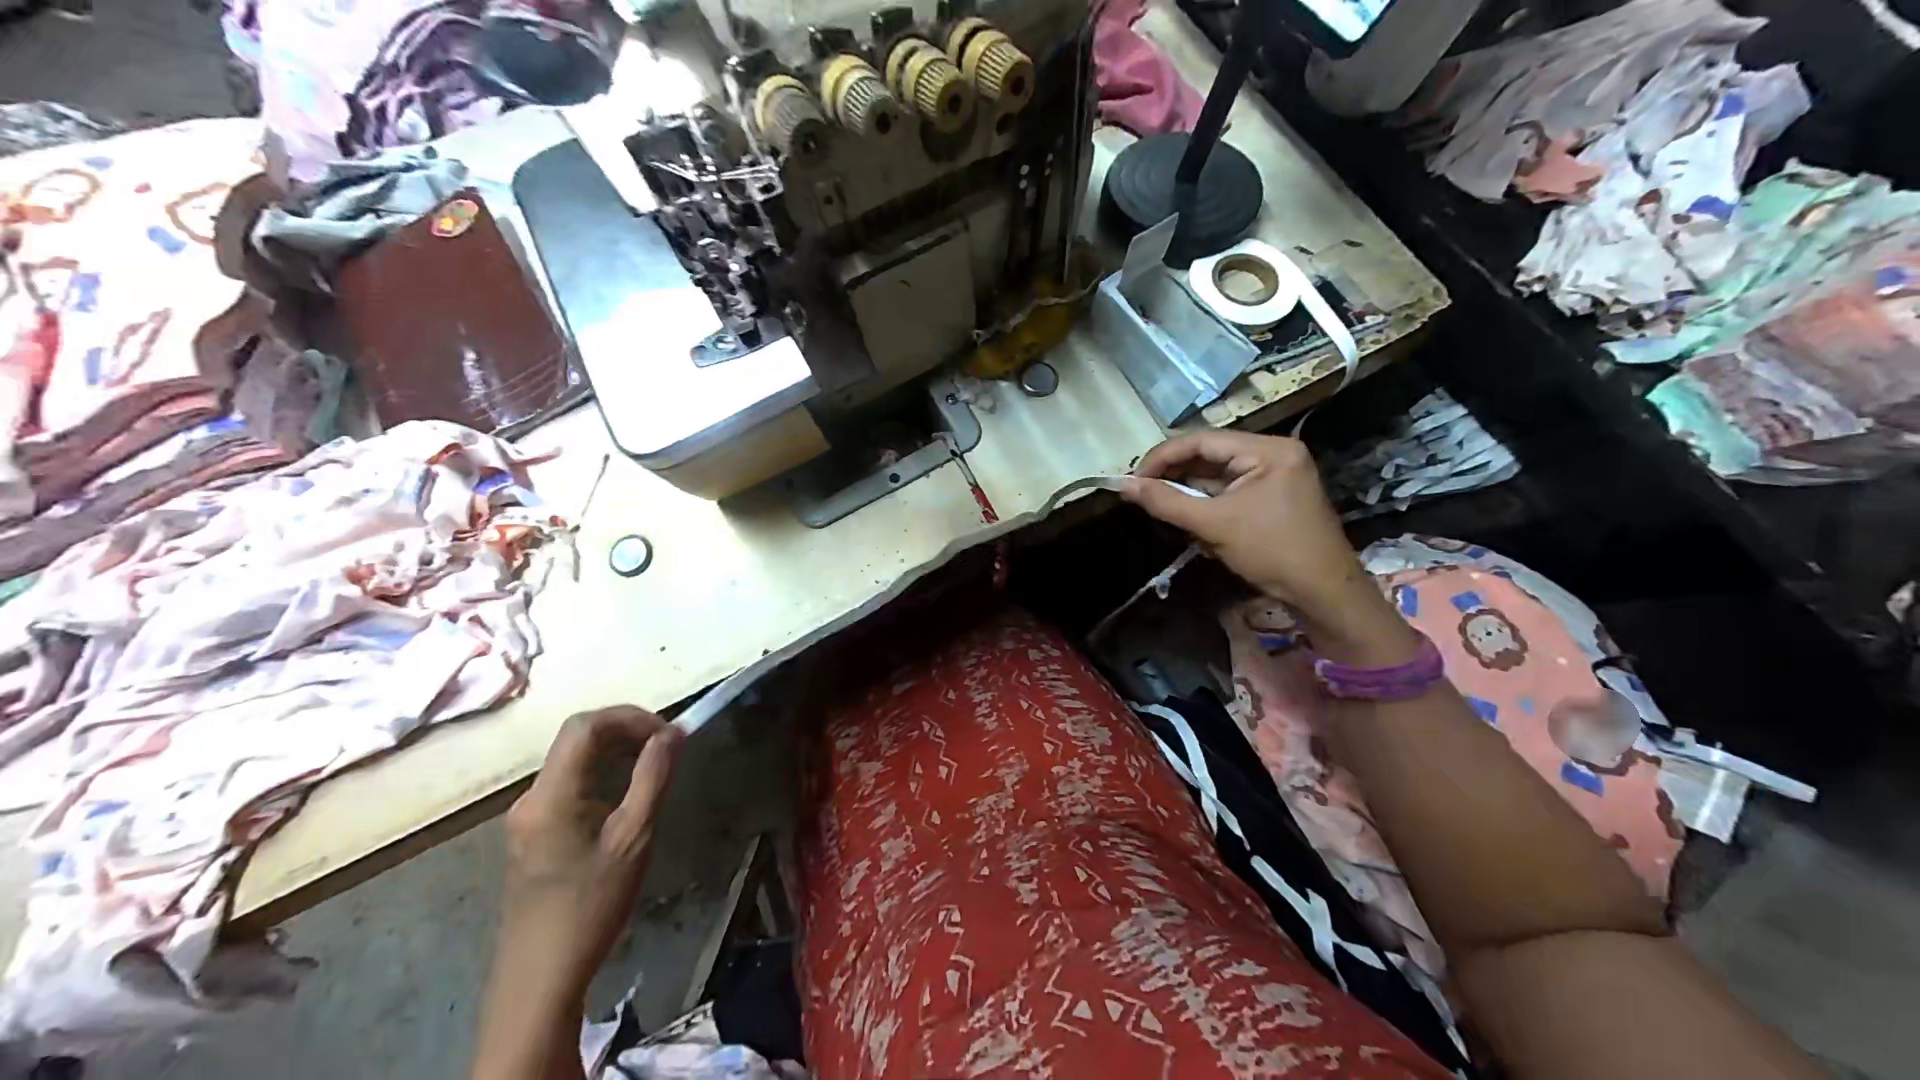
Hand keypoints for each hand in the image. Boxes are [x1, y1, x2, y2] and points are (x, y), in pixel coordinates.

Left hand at [500, 706, 682, 996]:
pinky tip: (626, 798)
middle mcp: (531, 797)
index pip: (585, 726)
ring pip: (573, 761)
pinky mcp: (532, 833)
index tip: (667, 733)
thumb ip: (654, 778)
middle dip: (626, 731)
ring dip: (615, 752)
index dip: (629, 716)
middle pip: (577, 739)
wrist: (541, 975)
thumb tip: (673, 732)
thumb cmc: (591, 905)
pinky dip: (602, 775)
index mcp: (551, 794)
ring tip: (653, 768)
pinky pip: (569, 784)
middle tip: (667, 748)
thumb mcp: (635, 838)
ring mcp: (527, 816)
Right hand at [1122, 431, 1418, 665]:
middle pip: (1210, 453)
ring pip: (1217, 474)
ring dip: (1187, 488)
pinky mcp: (1272, 496)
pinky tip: (1184, 514)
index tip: (1133, 477)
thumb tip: (1124, 486)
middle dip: (1174, 472)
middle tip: (1140, 489)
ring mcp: (1275, 475)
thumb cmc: (1272, 552)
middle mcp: (1273, 453)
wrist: (1324, 593)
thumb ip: (1167, 502)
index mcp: (1268, 449)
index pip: (1203, 440)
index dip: (1163, 456)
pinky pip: (1229, 490)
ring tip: (1155, 502)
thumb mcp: (1214, 525)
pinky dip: (1205, 501)